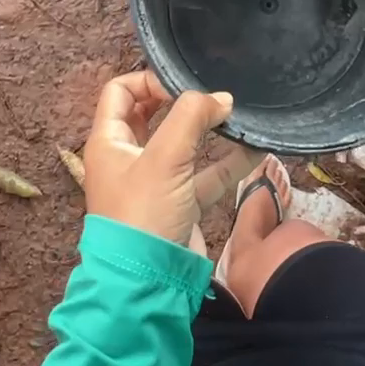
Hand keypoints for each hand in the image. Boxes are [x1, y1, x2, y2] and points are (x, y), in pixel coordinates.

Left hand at [82, 71, 258, 248]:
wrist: (148, 284)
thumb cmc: (144, 214)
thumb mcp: (164, 158)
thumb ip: (191, 118)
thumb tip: (221, 98)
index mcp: (109, 141)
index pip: (121, 91)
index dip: (149, 81)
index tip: (183, 86)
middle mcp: (129, 157)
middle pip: (153, 114)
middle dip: (182, 102)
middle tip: (211, 95)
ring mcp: (156, 181)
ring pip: (184, 145)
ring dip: (209, 130)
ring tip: (238, 116)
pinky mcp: (180, 204)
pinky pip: (206, 174)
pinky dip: (228, 161)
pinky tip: (255, 149)